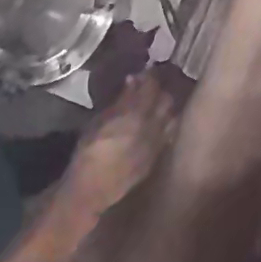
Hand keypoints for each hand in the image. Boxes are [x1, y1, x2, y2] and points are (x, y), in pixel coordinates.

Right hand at [61, 73, 176, 214]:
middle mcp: (152, 127)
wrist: (91, 190)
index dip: (150, 76)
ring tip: (155, 105)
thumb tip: (133, 81)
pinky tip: (157, 124)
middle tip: (149, 88)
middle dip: (160, 90)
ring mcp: (157, 143)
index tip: (146, 70)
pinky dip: (166, 124)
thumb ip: (120, 101)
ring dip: (166, 107)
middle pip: (167, 99)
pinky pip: (168, 134)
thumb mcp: (99, 122)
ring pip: (172, 116)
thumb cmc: (88, 153)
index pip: (151, 86)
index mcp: (135, 115)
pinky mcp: (156, 157)